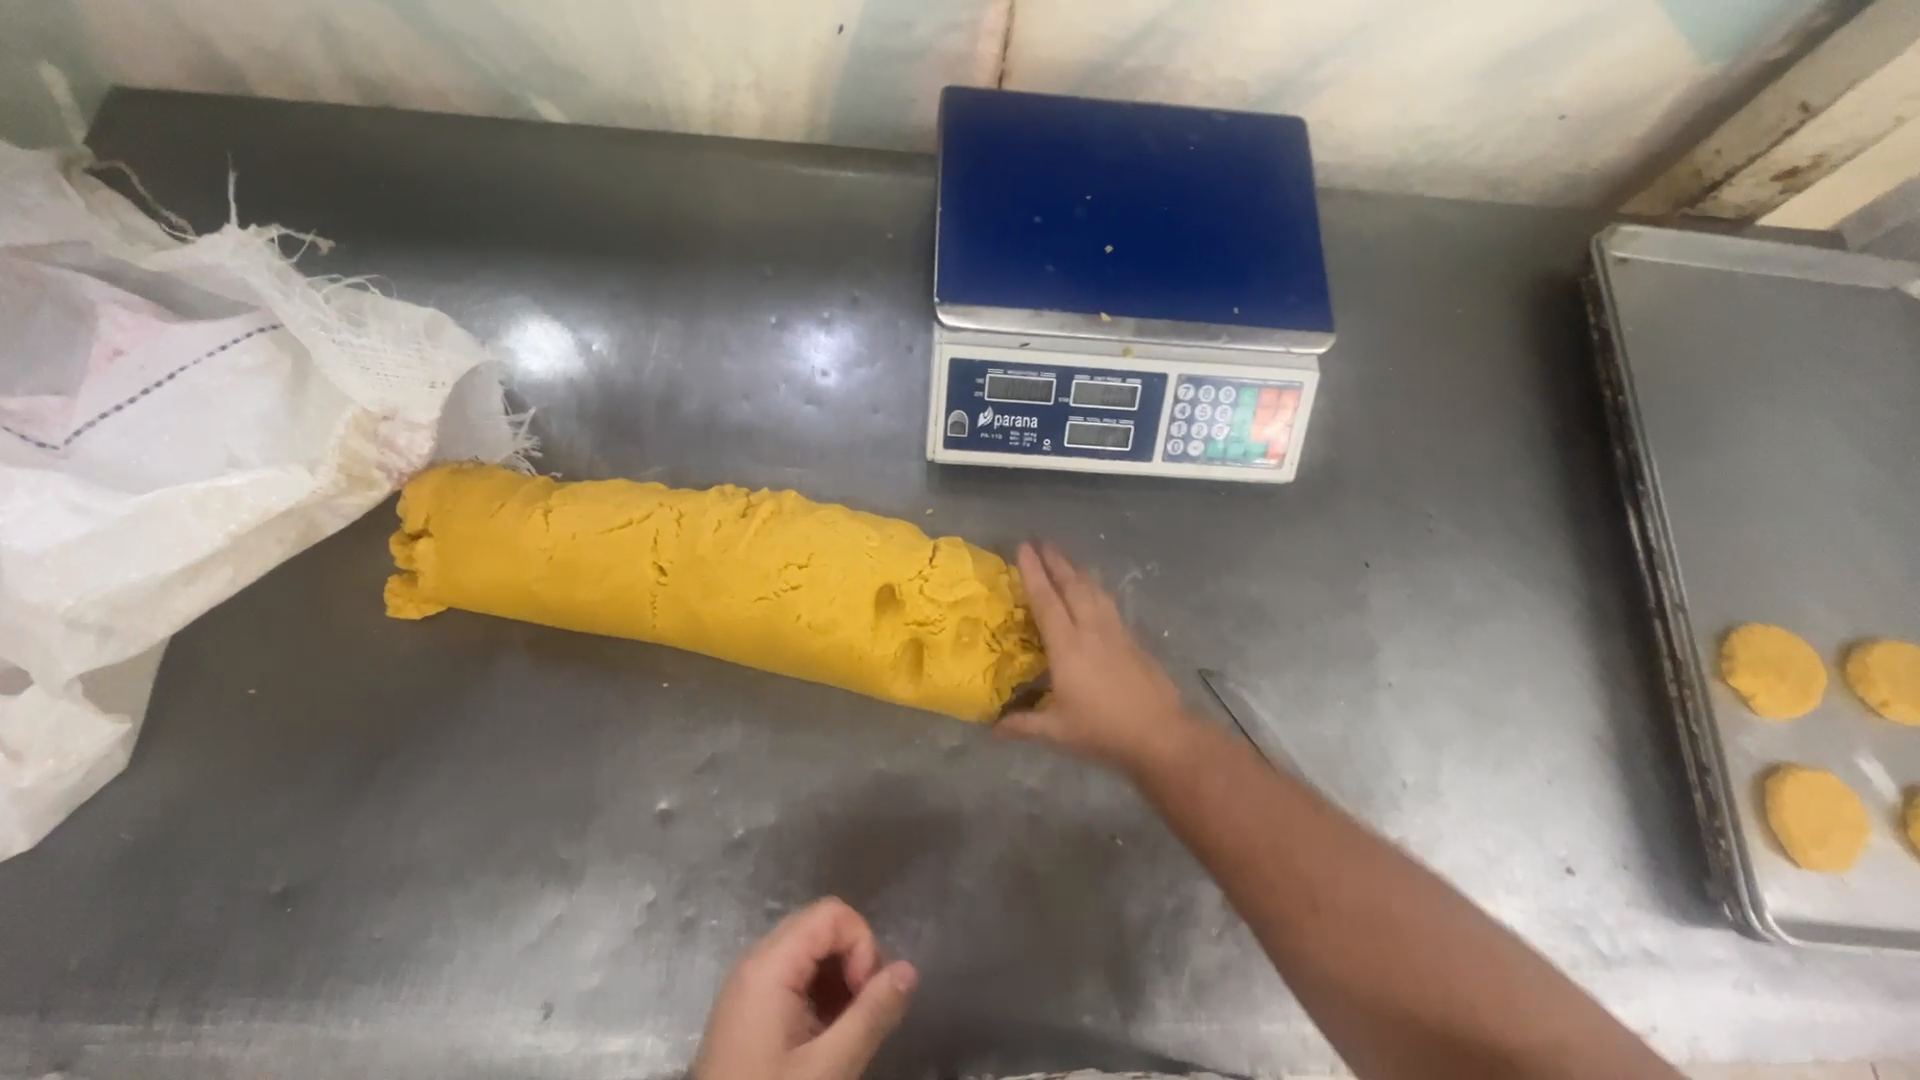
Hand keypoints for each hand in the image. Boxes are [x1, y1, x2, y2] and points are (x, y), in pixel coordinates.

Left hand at [693, 898, 916, 1079]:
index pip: (833, 914)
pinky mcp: (749, 1008)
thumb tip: (910, 970)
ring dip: (839, 981)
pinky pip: (794, 977)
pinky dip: (820, 995)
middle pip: (821, 928)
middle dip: (854, 962)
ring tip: (845, 1032)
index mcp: (769, 965)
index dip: (862, 946)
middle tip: (862, 1015)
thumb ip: (872, 1015)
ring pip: (810, 953)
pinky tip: (824, 1038)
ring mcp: (749, 985)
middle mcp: (755, 962)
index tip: (866, 997)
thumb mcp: (828, 1068)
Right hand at [1000, 542, 1196, 773]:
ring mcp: (1116, 633)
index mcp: (1068, 647)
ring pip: (1094, 591)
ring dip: (1078, 571)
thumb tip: (992, 727)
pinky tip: (1096, 592)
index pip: (1046, 601)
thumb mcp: (1057, 731)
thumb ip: (1024, 724)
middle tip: (1042, 541)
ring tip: (1067, 559)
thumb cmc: (1104, 730)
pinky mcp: (1134, 641)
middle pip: (1072, 586)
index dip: (1034, 573)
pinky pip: (1109, 604)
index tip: (1024, 548)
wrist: (1160, 733)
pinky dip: (1096, 589)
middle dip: (1056, 561)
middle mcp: (1091, 631)